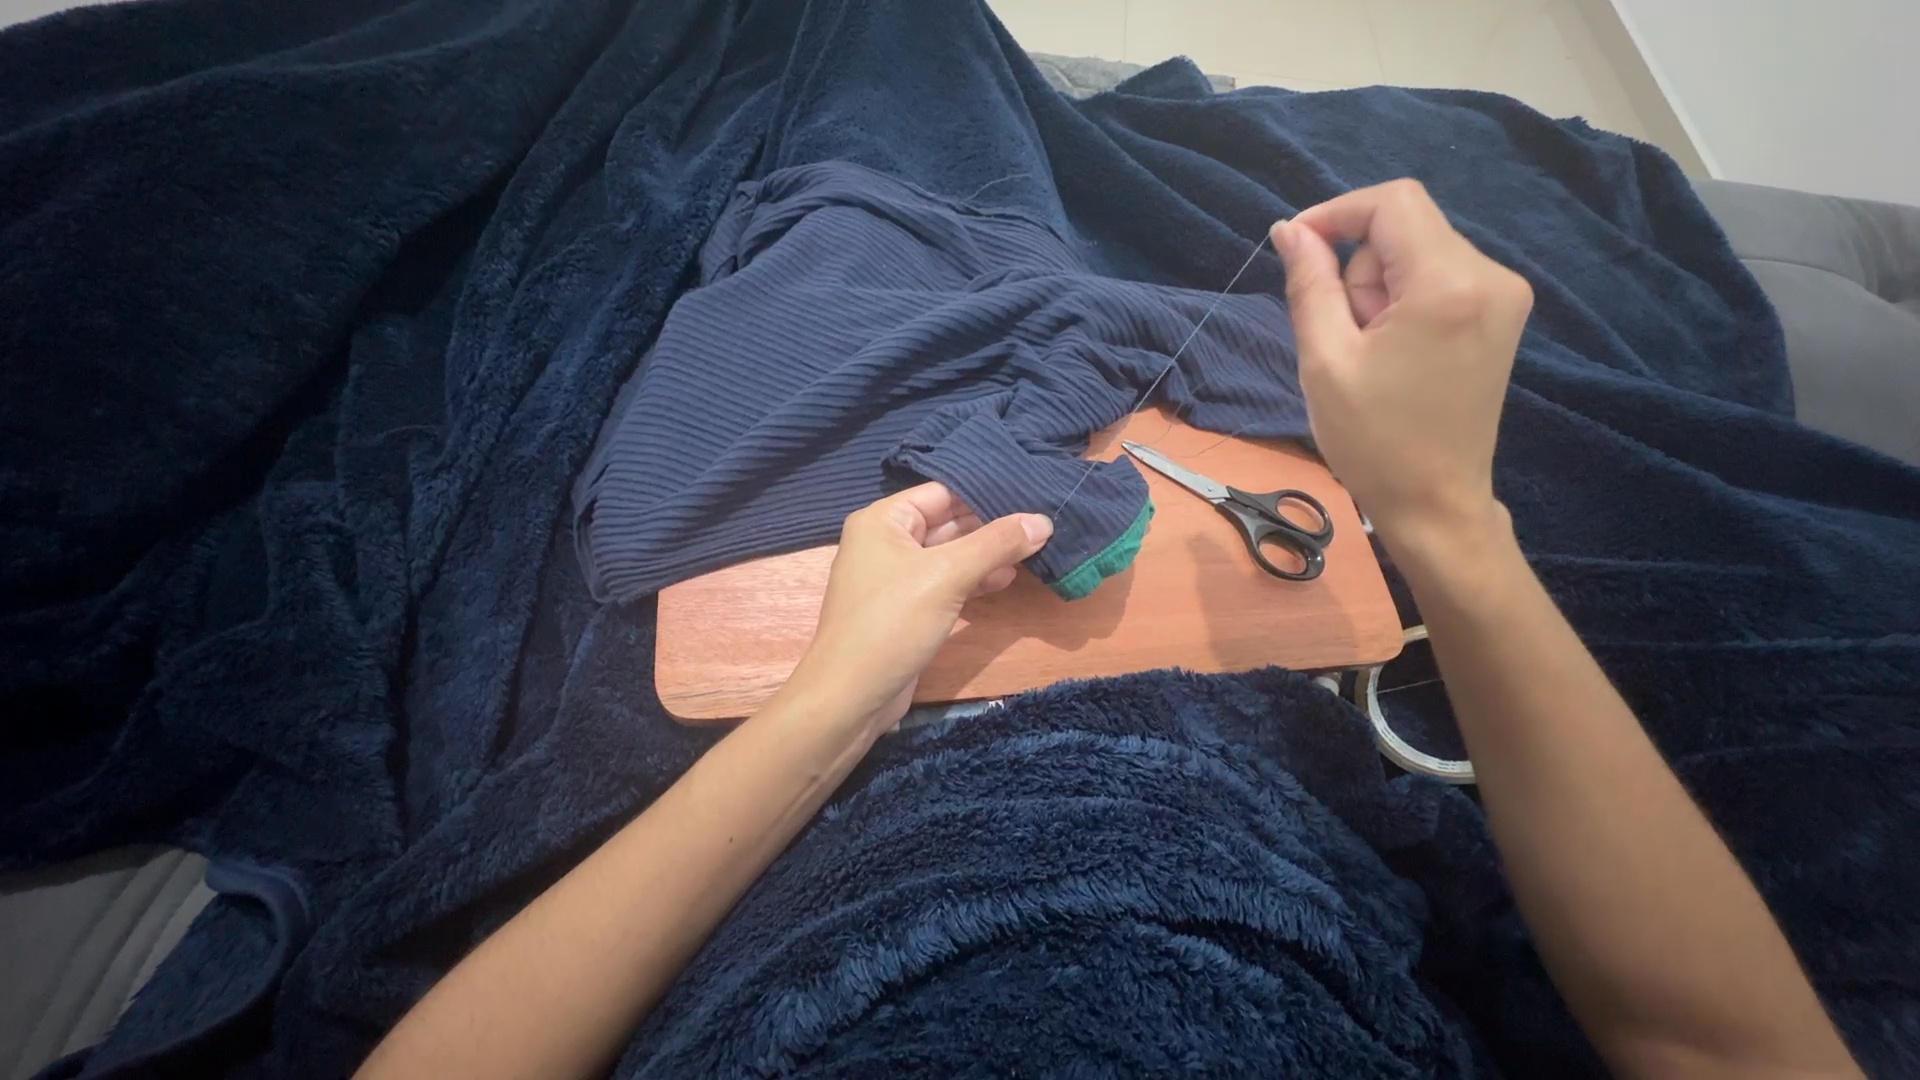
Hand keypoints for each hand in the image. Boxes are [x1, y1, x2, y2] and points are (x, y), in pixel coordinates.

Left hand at [781, 483, 1052, 735]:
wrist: (850, 697)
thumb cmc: (892, 623)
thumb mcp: (948, 576)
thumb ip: (996, 544)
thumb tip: (1043, 520)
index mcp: (882, 520)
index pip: (942, 492)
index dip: (985, 493)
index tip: (1030, 494)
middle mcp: (885, 542)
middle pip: (946, 522)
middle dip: (990, 525)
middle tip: (1040, 523)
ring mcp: (894, 578)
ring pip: (948, 555)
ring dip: (986, 555)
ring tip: (1033, 551)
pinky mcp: (905, 609)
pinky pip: (944, 583)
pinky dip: (972, 580)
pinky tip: (1006, 579)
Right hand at [1269, 179, 1532, 550]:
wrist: (1434, 501)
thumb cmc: (1371, 439)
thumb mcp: (1325, 360)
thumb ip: (1309, 284)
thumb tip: (1290, 230)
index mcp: (1448, 283)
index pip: (1392, 202)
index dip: (1335, 213)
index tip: (1295, 248)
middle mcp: (1491, 275)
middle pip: (1404, 230)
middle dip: (1359, 272)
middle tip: (1344, 338)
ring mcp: (1504, 295)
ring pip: (1418, 254)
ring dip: (1378, 292)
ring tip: (1369, 355)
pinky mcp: (1501, 315)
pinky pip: (1438, 278)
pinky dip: (1403, 303)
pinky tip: (1394, 352)